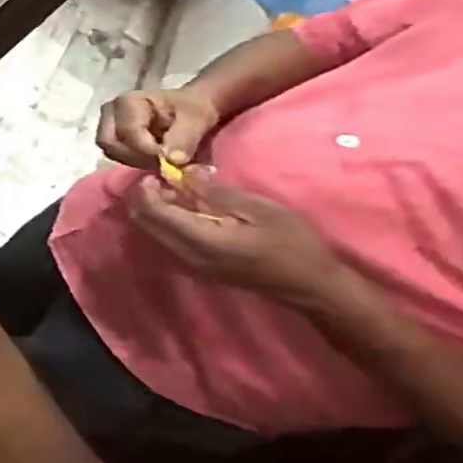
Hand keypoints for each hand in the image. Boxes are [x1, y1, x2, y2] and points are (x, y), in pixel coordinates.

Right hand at [96, 87, 220, 169]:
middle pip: (110, 142)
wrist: (189, 107)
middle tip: (164, 162)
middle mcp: (111, 111)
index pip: (128, 131)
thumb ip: (184, 138)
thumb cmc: (193, 108)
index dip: (149, 150)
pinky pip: (115, 154)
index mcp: (129, 101)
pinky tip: (152, 157)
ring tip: (161, 159)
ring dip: (136, 160)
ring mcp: (107, 123)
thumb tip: (172, 161)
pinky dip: (134, 161)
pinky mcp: (111, 134)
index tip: (173, 159)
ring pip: (110, 150)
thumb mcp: (198, 119)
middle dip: (137, 157)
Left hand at [128, 167, 342, 307]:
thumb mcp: (263, 210)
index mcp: (200, 240)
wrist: (318, 289)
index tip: (158, 174)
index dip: (146, 189)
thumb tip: (185, 173)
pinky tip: (190, 210)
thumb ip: (218, 192)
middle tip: (165, 181)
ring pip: (153, 231)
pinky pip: (167, 239)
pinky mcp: (198, 267)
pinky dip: (167, 221)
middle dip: (145, 198)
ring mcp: (191, 264)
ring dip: (155, 209)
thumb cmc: (296, 246)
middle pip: (144, 222)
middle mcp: (187, 254)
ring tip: (178, 192)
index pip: (151, 211)